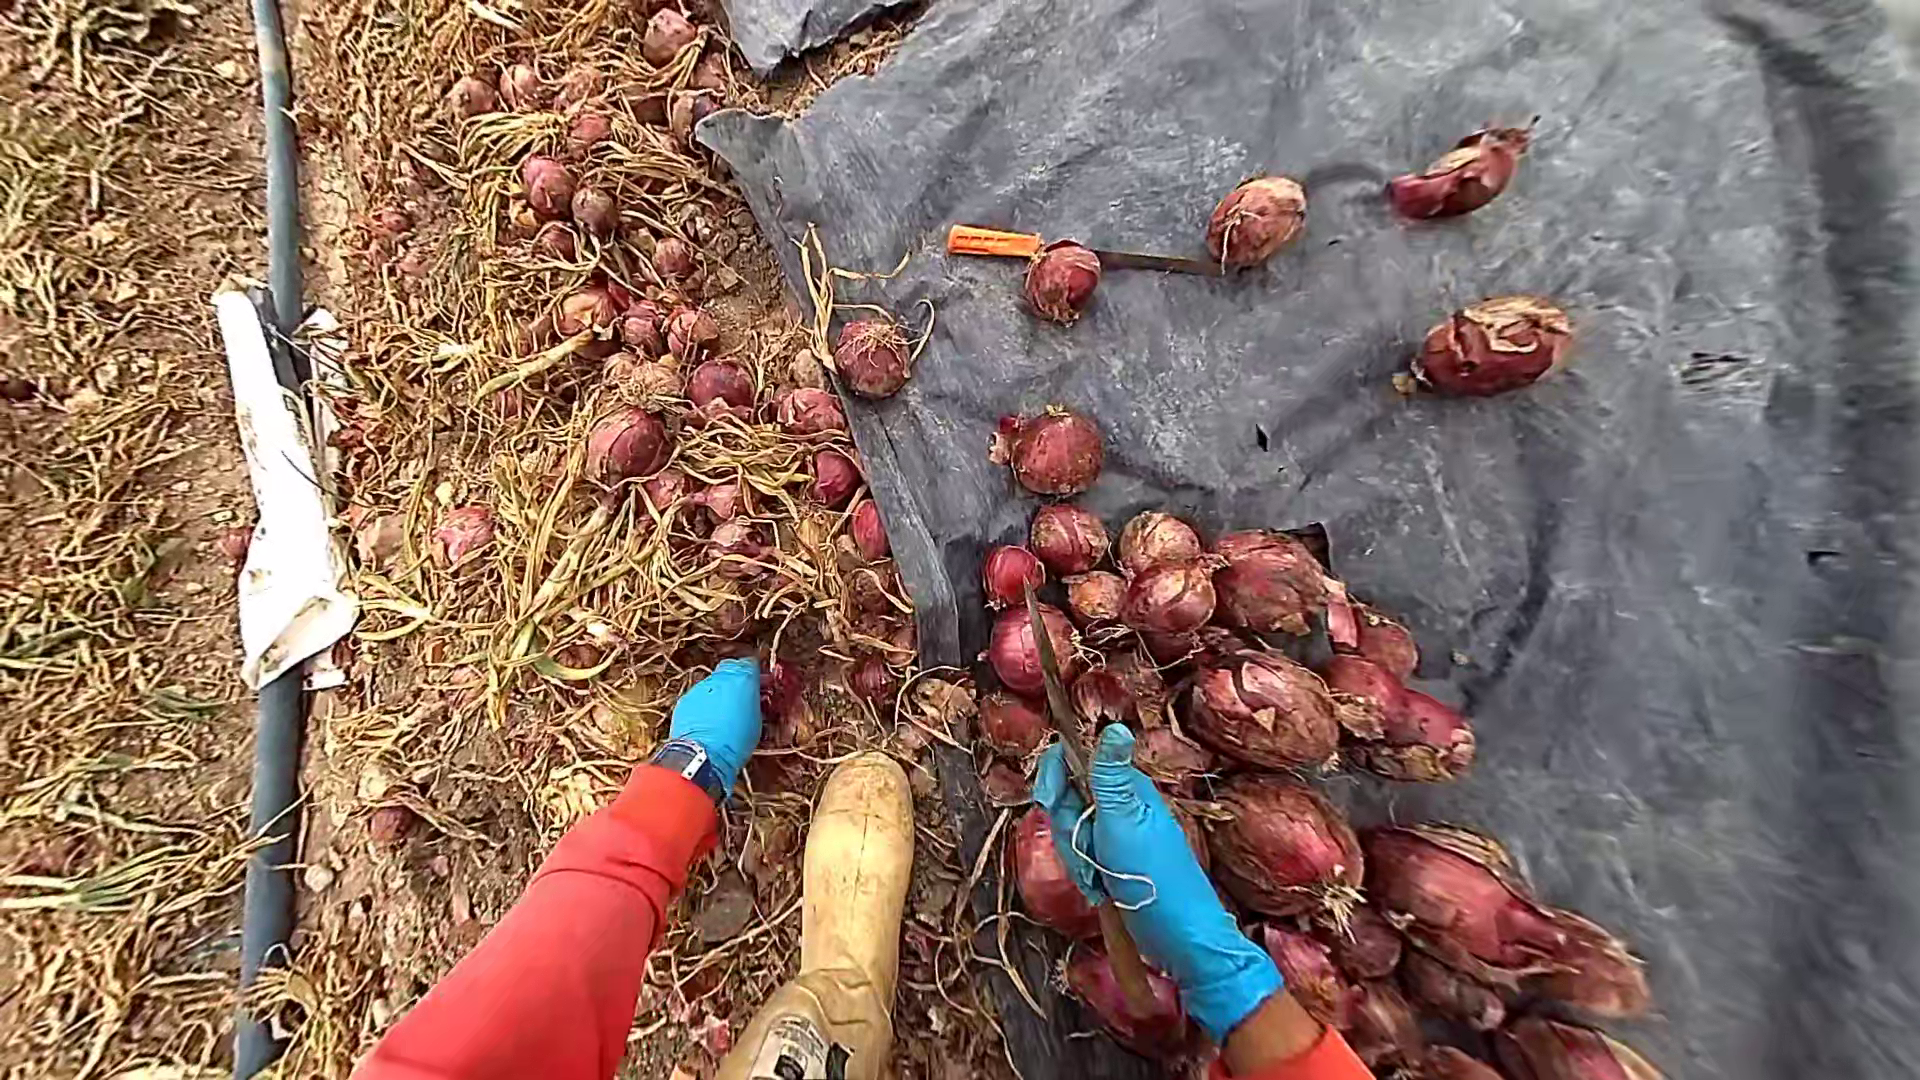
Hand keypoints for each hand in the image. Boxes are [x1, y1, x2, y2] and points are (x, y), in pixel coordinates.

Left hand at [667, 657, 761, 791]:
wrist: (702, 756)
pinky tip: (709, 721)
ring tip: (724, 713)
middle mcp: (721, 679)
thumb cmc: (733, 742)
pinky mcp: (685, 701)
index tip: (758, 683)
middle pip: (730, 668)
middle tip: (742, 695)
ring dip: (719, 693)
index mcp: (743, 679)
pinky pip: (698, 697)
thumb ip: (755, 702)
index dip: (754, 673)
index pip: (750, 663)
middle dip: (736, 679)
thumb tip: (755, 700)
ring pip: (713, 683)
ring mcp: (701, 689)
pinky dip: (704, 705)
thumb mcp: (758, 721)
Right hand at [1035, 724, 1282, 1042]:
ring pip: (1070, 826)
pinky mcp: (1112, 858)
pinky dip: (1083, 870)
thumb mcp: (1123, 821)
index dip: (1054, 776)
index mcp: (1124, 785)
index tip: (1049, 802)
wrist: (1184, 944)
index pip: (1073, 758)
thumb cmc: (1154, 878)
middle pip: (1066, 795)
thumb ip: (1109, 775)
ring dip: (1075, 853)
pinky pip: (1080, 852)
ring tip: (1096, 876)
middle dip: (1066, 826)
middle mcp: (1118, 802)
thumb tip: (1116, 725)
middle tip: (1086, 851)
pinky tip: (1098, 888)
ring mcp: (1115, 832)